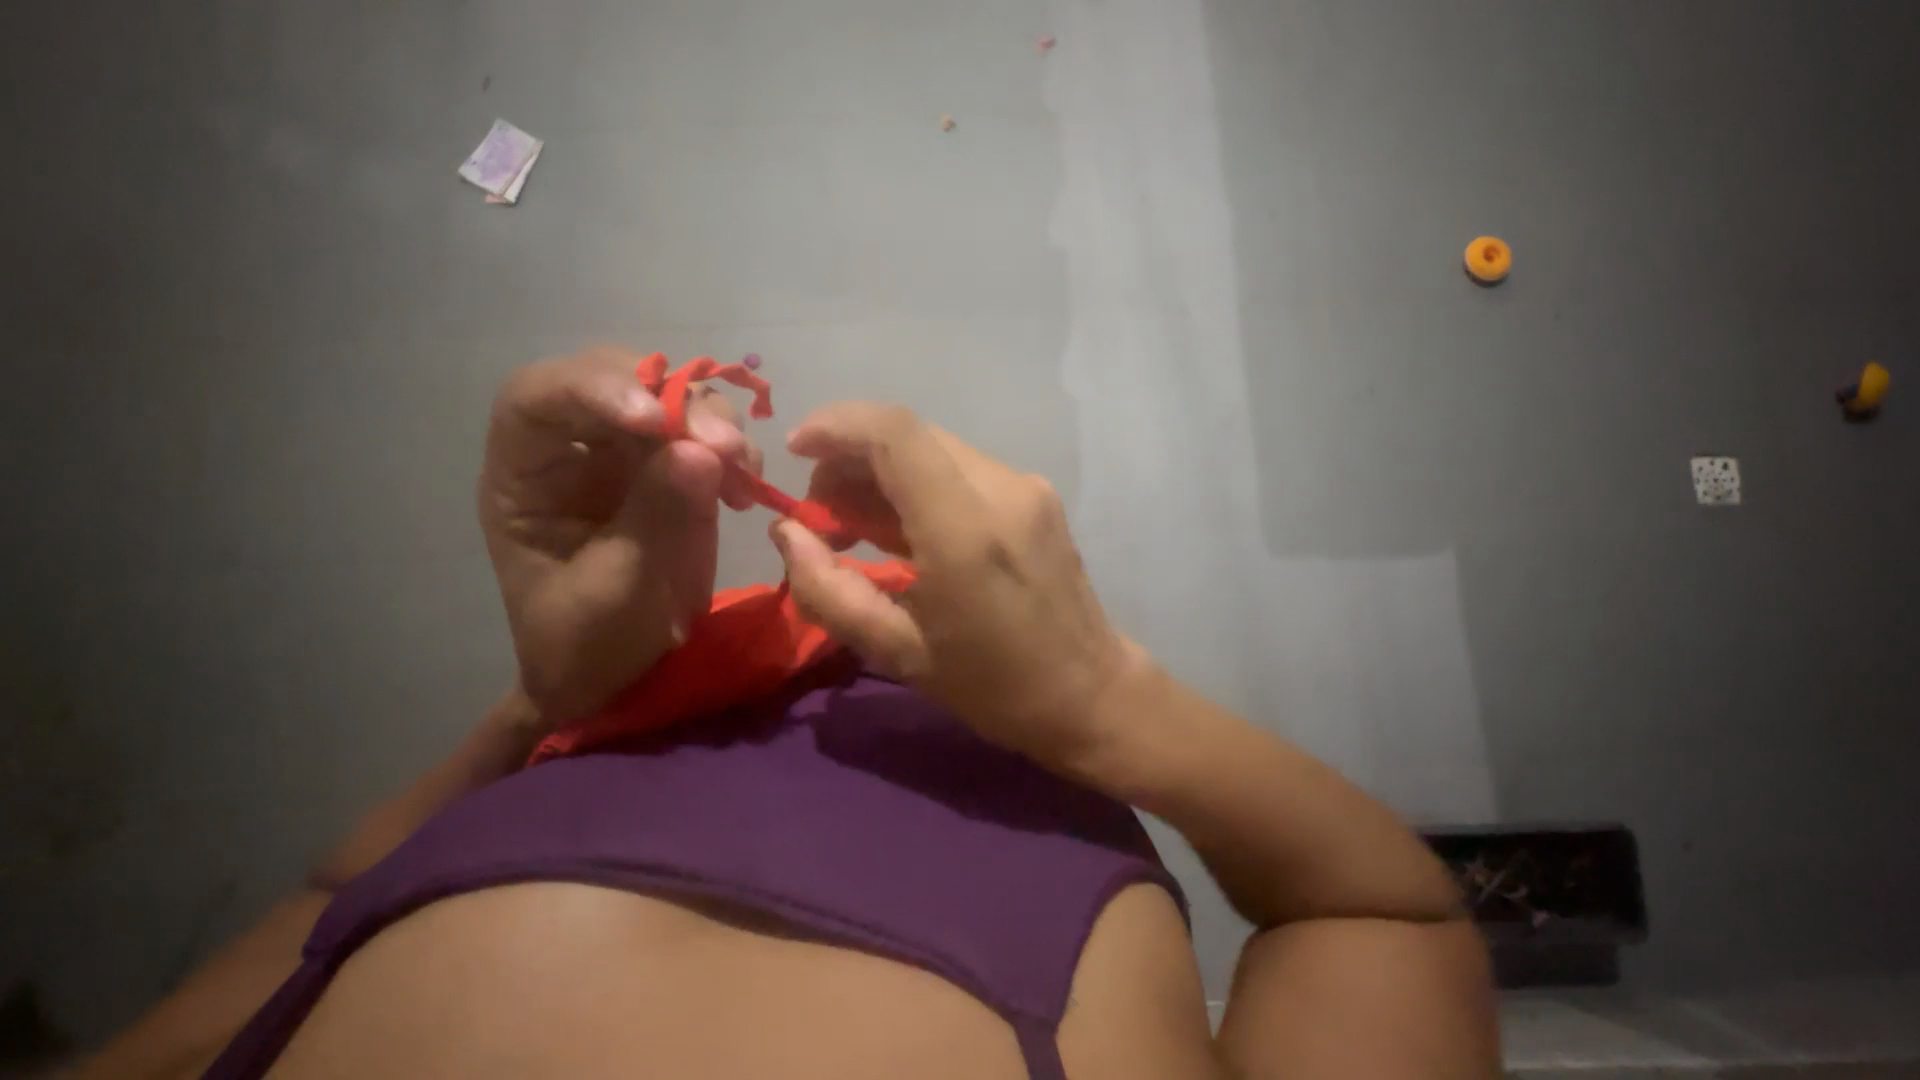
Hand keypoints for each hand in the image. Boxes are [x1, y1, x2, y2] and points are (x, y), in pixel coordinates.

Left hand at [479, 347, 763, 726]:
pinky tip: (747, 486)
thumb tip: (701, 451)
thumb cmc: (587, 645)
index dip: (593, 389)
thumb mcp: (612, 592)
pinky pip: (708, 434)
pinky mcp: (676, 470)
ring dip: (713, 421)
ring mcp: (627, 456)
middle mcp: (573, 450)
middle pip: (614, 379)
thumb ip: (651, 519)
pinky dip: (736, 450)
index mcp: (525, 476)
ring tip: (741, 471)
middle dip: (672, 401)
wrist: (620, 680)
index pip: (538, 398)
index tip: (653, 420)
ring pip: (669, 396)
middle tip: (724, 445)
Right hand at [769, 404, 1138, 771]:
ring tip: (856, 530)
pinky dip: (919, 485)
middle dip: (851, 459)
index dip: (836, 426)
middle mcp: (1000, 490)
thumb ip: (829, 590)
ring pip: (935, 449)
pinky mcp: (1036, 496)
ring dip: (883, 474)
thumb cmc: (992, 685)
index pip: (894, 432)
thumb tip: (787, 532)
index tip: (797, 451)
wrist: (1089, 693)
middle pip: (910, 435)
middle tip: (822, 516)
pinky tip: (904, 532)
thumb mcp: (897, 652)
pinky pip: (962, 469)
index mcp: (964, 530)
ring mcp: (1025, 487)